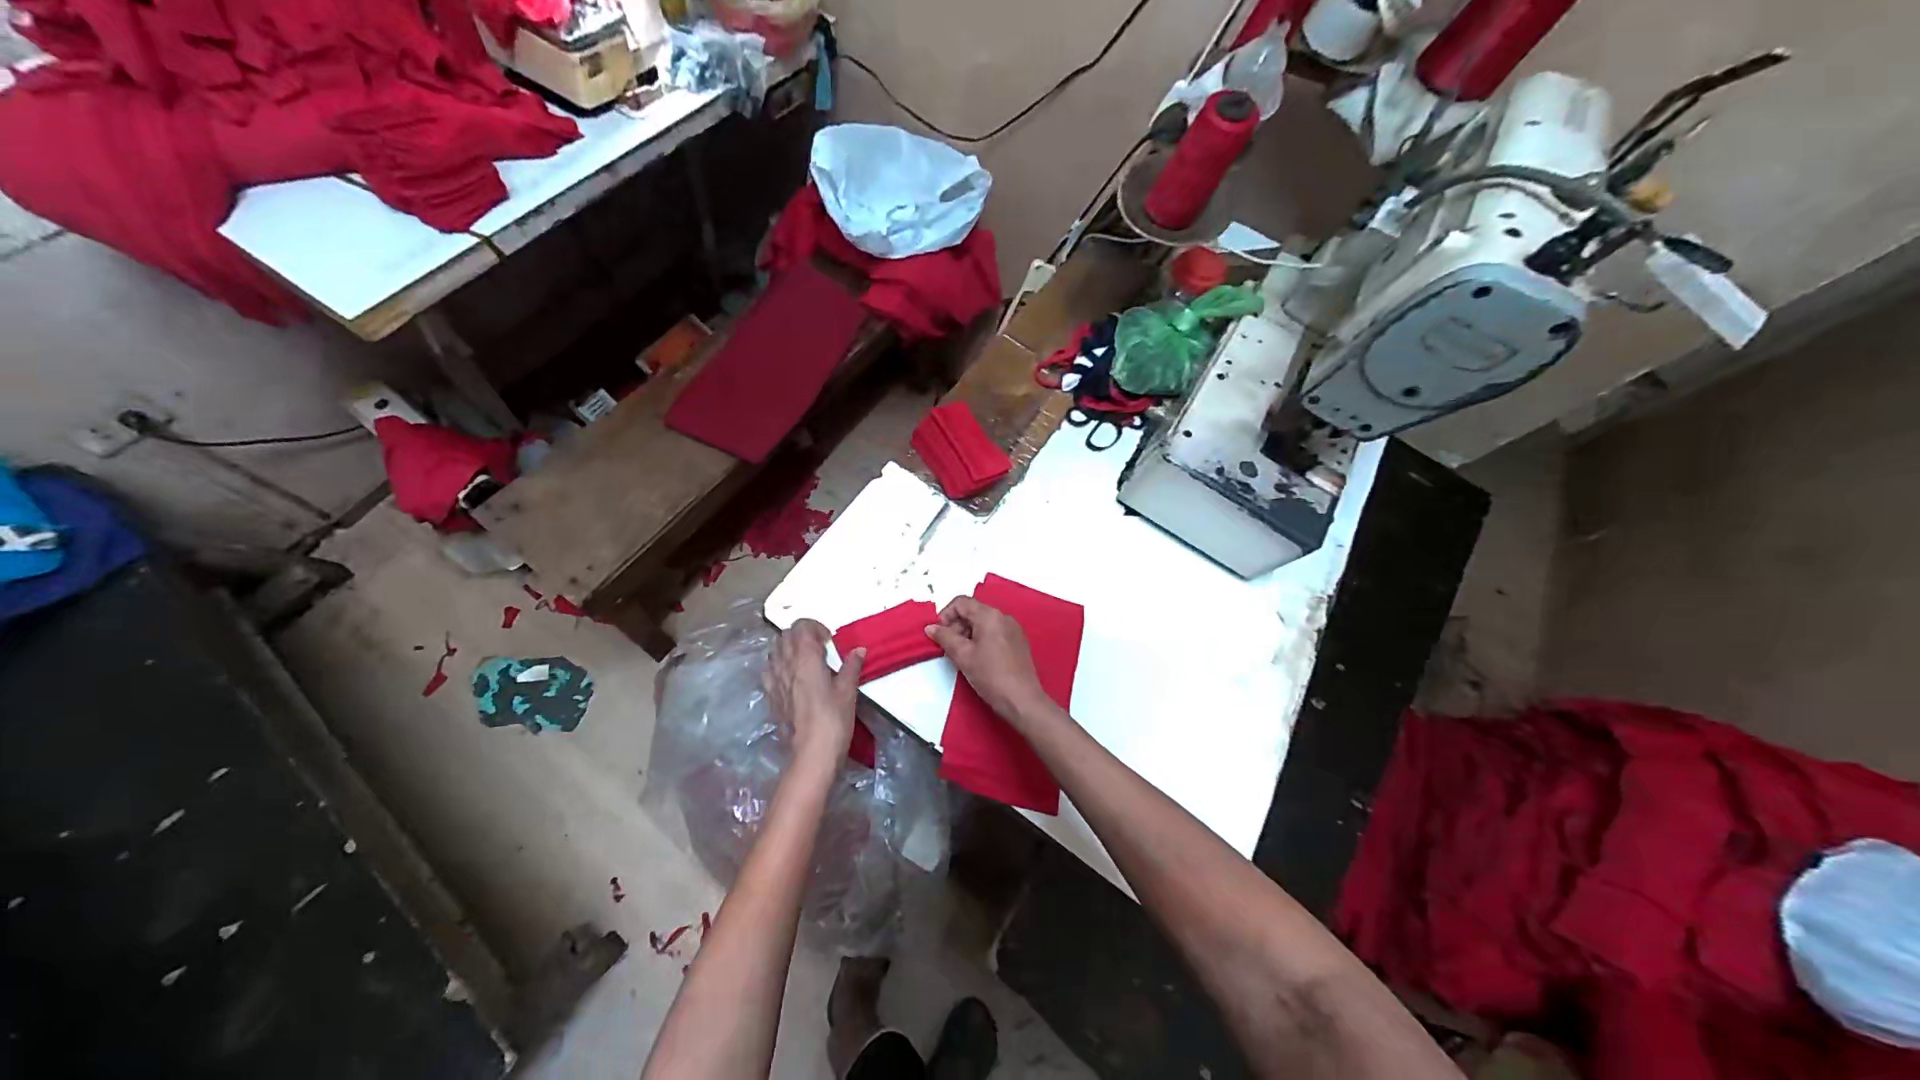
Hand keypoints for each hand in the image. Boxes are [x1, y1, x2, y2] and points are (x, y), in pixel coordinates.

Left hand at [764, 619, 863, 763]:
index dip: (815, 627)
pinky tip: (791, 677)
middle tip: (820, 647)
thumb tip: (859, 650)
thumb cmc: (833, 720)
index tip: (830, 639)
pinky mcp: (770, 697)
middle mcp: (785, 665)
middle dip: (801, 635)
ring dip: (788, 648)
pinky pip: (769, 670)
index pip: (801, 627)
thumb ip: (851, 666)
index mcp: (805, 658)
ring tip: (806, 660)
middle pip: (785, 636)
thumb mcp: (848, 692)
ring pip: (774, 651)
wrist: (810, 755)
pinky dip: (779, 665)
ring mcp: (774, 681)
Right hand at [925, 597, 1053, 725]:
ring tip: (962, 656)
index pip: (961, 603)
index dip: (945, 615)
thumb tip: (930, 627)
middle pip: (973, 612)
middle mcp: (1004, 617)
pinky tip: (979, 659)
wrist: (1022, 700)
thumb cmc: (990, 675)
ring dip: (968, 634)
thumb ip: (944, 637)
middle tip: (948, 648)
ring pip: (984, 623)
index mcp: (990, 615)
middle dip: (956, 626)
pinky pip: (995, 633)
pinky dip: (982, 640)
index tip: (939, 635)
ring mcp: (1014, 629)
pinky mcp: (1019, 642)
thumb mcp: (962, 656)